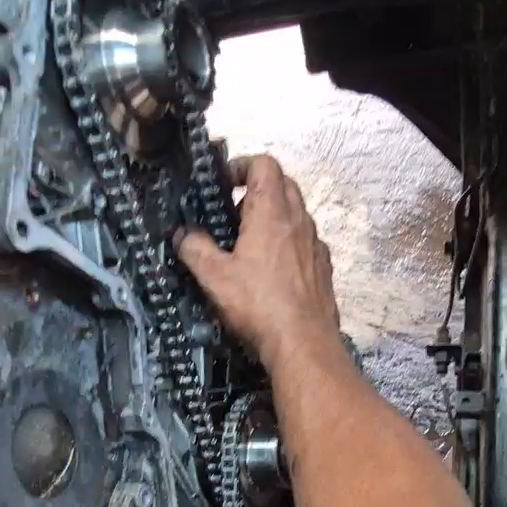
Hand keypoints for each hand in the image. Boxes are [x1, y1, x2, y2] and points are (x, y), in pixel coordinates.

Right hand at [177, 155, 340, 370]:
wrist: (304, 343)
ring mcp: (316, 245)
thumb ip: (195, 249)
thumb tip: (182, 236)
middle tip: (234, 213)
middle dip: (258, 190)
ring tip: (250, 244)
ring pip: (297, 215)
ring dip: (275, 219)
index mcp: (272, 212)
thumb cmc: (259, 305)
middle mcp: (300, 221)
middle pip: (284, 184)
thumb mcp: (215, 277)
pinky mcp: (324, 269)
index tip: (224, 184)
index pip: (264, 164)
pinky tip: (274, 271)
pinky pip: (306, 244)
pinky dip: (289, 245)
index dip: (242, 165)